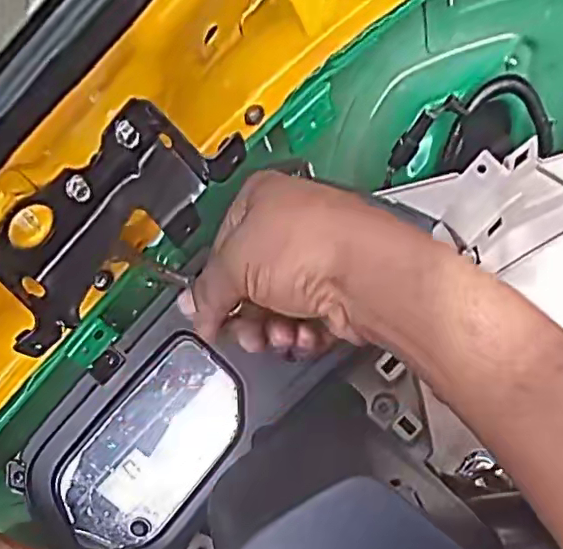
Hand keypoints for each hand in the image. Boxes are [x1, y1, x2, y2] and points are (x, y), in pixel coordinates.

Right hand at [182, 172, 449, 354]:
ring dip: (274, 330)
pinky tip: (305, 335)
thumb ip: (207, 290)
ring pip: (279, 310)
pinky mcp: (338, 296)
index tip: (208, 314)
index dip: (213, 288)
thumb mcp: (235, 266)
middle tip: (246, 331)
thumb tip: (194, 306)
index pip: (221, 249)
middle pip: (251, 286)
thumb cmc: (315, 247)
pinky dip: (302, 336)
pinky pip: (306, 324)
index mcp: (260, 199)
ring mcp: (317, 262)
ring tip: (280, 333)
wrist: (368, 277)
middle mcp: (292, 227)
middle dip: (247, 317)